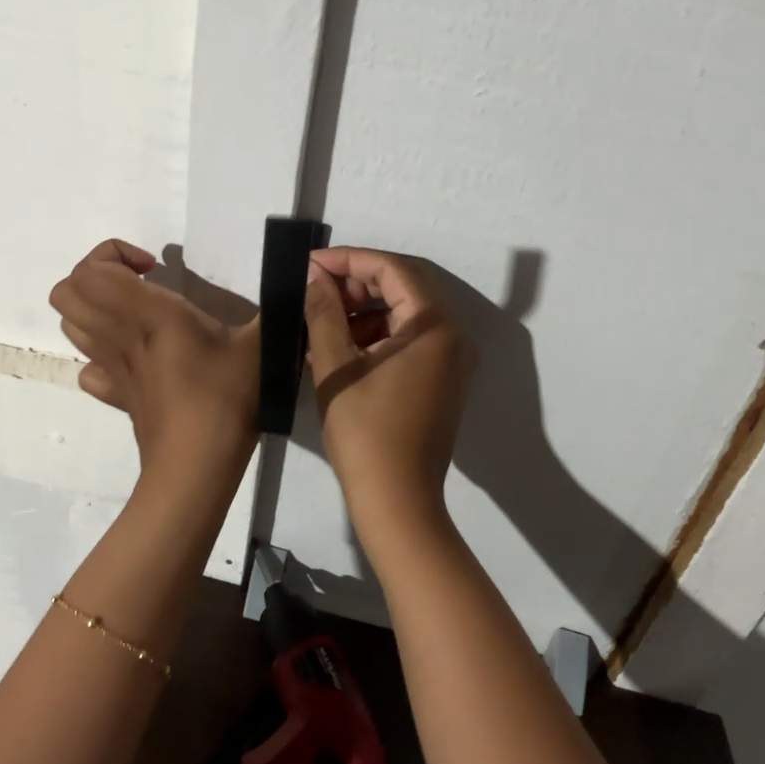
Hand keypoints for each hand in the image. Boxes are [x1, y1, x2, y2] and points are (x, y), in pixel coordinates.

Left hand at [49, 240, 260, 483]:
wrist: (196, 468)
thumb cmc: (225, 399)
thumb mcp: (262, 347)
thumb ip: (281, 310)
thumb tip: (301, 284)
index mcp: (147, 313)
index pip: (92, 270)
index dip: (112, 254)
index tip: (153, 265)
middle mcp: (119, 334)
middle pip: (67, 292)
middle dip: (95, 275)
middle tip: (137, 281)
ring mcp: (112, 368)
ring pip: (71, 325)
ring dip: (94, 308)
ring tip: (136, 312)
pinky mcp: (116, 395)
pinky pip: (89, 366)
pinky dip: (100, 353)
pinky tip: (134, 357)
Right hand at [302, 247, 477, 517]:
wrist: (397, 503)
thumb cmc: (366, 433)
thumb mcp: (337, 367)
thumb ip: (324, 312)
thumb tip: (314, 277)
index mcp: (435, 326)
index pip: (393, 269)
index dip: (349, 260)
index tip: (310, 266)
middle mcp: (453, 336)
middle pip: (404, 288)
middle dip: (356, 284)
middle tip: (314, 292)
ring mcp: (452, 361)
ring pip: (404, 315)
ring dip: (362, 313)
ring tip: (319, 326)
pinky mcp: (442, 381)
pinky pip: (409, 341)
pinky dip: (375, 338)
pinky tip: (337, 351)